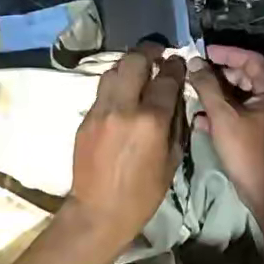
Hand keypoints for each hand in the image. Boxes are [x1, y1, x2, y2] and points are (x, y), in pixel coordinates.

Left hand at [68, 46, 186, 250]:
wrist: (99, 210)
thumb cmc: (143, 193)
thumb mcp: (171, 159)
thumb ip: (175, 122)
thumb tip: (176, 96)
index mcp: (150, 121)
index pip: (165, 79)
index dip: (175, 66)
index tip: (178, 62)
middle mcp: (123, 108)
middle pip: (134, 61)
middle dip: (148, 52)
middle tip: (158, 55)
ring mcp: (100, 110)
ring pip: (114, 70)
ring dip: (129, 65)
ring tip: (140, 70)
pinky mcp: (86, 117)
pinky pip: (102, 89)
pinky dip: (115, 84)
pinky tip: (124, 92)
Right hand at [186, 46, 263, 217]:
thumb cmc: (248, 152)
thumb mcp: (223, 116)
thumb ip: (207, 87)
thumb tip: (194, 62)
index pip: (250, 58)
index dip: (226, 52)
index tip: (201, 52)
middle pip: (245, 75)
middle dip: (217, 74)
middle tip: (192, 74)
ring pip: (240, 95)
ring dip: (216, 94)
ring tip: (192, 95)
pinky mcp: (261, 132)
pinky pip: (240, 112)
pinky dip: (222, 112)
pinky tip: (200, 120)